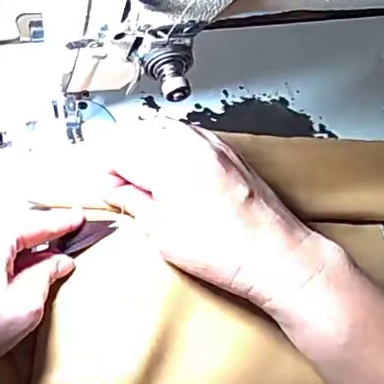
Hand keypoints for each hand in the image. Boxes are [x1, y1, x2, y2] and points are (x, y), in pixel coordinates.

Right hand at [97, 121, 348, 319]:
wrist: (278, 257)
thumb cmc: (228, 252)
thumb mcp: (161, 234)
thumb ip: (132, 202)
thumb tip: (114, 189)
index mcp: (168, 162)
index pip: (117, 149)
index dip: (105, 170)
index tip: (107, 189)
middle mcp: (189, 143)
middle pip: (135, 131)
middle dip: (120, 154)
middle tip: (119, 185)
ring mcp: (209, 142)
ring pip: (158, 127)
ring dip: (142, 147)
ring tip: (143, 180)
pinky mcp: (224, 149)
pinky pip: (182, 133)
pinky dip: (166, 145)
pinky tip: (167, 171)